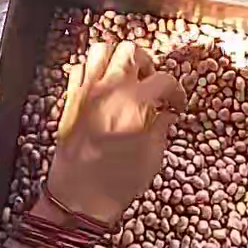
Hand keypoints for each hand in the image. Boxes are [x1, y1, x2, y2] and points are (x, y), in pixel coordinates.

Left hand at [45, 40, 183, 224]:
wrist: (78, 197)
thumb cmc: (117, 182)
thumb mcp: (151, 156)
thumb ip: (161, 127)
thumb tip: (167, 113)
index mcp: (135, 102)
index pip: (164, 79)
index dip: (176, 91)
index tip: (176, 103)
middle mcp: (109, 89)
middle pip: (132, 51)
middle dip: (147, 63)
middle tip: (151, 84)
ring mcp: (86, 91)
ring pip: (102, 49)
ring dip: (118, 58)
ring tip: (126, 78)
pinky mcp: (70, 99)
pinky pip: (80, 68)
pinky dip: (93, 70)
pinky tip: (103, 86)